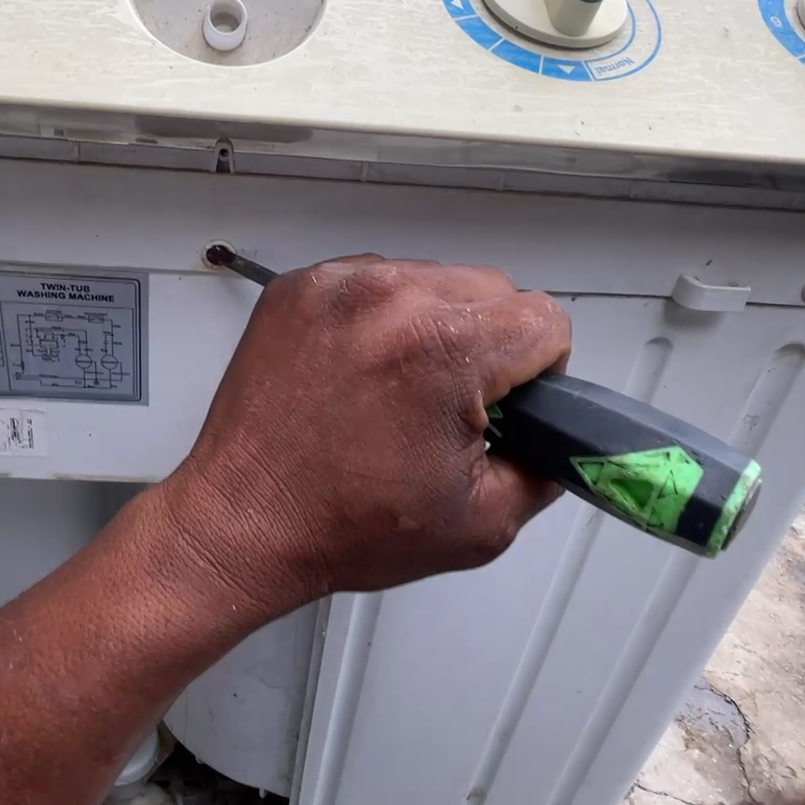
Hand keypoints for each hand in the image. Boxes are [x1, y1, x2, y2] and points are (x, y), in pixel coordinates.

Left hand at [160, 254, 571, 615]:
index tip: (509, 400)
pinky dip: (381, 317)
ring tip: (396, 386)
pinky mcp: (302, 287)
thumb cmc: (345, 525)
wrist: (245, 518)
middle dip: (489, 344)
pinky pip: (374, 280)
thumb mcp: (481, 523)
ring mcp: (340, 285)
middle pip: (492, 290)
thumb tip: (559, 436)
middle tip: (449, 401)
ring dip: (434, 324)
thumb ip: (544, 468)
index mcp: (446, 348)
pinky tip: (359, 368)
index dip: (540, 369)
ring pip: (433, 279)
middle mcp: (392, 297)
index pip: (544, 320)